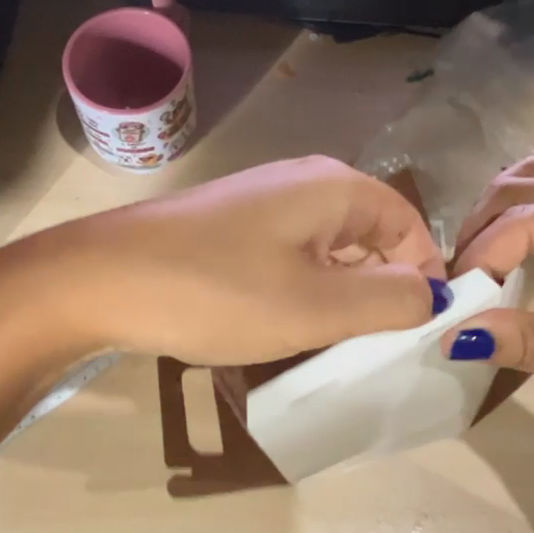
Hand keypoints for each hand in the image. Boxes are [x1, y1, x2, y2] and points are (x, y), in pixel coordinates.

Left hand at [45, 156, 447, 366]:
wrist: (101, 280)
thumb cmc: (218, 291)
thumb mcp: (316, 307)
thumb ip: (389, 301)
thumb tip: (432, 295)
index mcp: (334, 187)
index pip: (408, 225)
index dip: (425, 278)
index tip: (419, 335)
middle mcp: (303, 183)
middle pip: (371, 235)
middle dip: (382, 291)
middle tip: (376, 349)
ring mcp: (262, 202)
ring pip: (328, 250)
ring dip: (340, 296)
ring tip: (333, 346)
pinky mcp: (230, 227)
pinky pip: (290, 256)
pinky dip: (302, 291)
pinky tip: (284, 328)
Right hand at [439, 158, 533, 455]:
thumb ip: (532, 343)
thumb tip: (454, 334)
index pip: (532, 215)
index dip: (484, 250)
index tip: (454, 298)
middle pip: (529, 184)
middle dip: (482, 227)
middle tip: (456, 284)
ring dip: (497, 221)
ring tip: (474, 272)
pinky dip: (518, 230)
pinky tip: (504, 267)